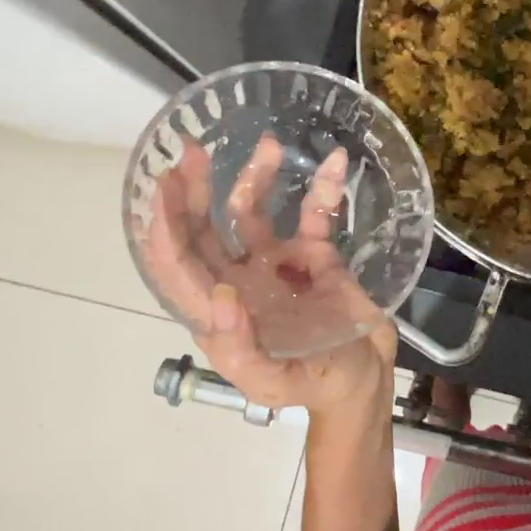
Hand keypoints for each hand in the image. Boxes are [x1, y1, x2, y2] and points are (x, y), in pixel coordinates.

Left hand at [137, 134, 398, 420]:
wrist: (366, 381)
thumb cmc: (315, 385)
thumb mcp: (272, 383)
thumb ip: (239, 347)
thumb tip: (220, 295)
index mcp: (218, 311)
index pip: (177, 264)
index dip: (164, 227)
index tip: (166, 187)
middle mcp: (240, 280)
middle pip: (204, 229)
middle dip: (194, 192)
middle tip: (195, 152)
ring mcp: (278, 265)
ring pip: (254, 213)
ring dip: (255, 178)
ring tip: (268, 146)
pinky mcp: (317, 256)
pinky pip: (316, 215)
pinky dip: (325, 189)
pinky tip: (335, 163)